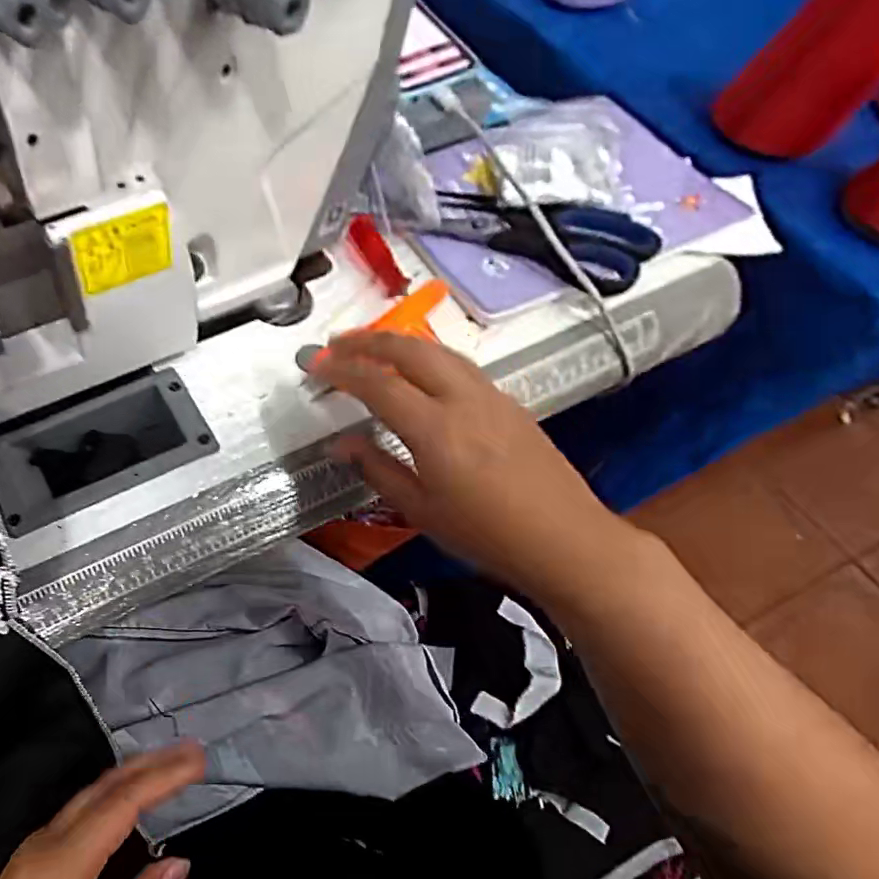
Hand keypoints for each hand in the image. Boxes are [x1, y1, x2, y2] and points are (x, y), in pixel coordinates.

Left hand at [0, 742, 204, 878]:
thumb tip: (177, 865)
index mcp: (61, 864)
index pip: (123, 802)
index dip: (164, 775)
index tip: (196, 758)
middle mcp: (41, 846)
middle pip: (102, 787)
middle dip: (148, 763)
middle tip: (187, 752)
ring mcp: (27, 855)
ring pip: (86, 799)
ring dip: (127, 778)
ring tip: (163, 770)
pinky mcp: (21, 869)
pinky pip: (72, 817)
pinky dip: (106, 801)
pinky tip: (120, 810)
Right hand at [312, 331, 634, 604]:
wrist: (563, 538)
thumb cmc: (484, 533)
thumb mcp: (419, 510)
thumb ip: (377, 470)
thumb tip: (342, 445)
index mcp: (435, 429)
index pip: (378, 384)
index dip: (341, 370)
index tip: (314, 364)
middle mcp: (464, 400)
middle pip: (410, 350)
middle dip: (368, 340)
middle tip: (336, 344)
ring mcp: (491, 397)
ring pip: (439, 351)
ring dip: (400, 343)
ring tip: (371, 348)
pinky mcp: (509, 403)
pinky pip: (460, 366)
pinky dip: (427, 358)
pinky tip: (418, 373)